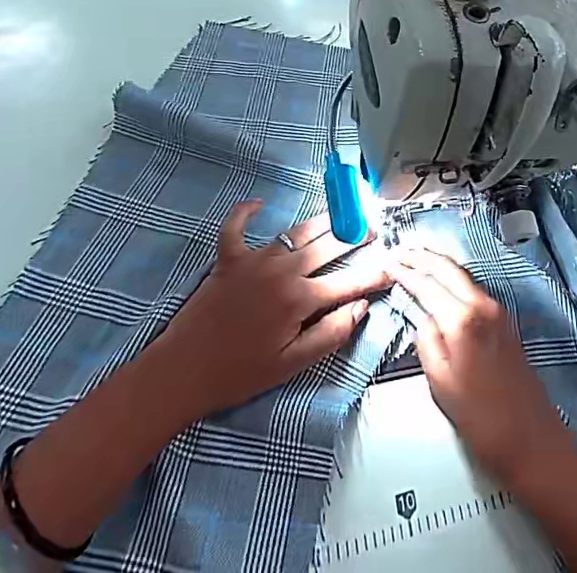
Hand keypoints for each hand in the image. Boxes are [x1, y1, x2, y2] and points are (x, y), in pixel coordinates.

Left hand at [138, 200, 390, 419]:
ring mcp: (252, 260)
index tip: (393, 265)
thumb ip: (330, 335)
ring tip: (340, 213)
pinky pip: (236, 227)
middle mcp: (280, 272)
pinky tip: (258, 203)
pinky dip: (245, 213)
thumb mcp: (291, 365)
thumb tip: (361, 309)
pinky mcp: (227, 259)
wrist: (183, 369)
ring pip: (293, 234)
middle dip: (352, 236)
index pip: (346, 284)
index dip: (373, 275)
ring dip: (319, 222)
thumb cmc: (240, 373)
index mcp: (299, 300)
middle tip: (371, 226)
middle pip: (325, 248)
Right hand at [389, 248, 569, 483]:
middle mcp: (482, 306)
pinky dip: (451, 277)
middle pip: (447, 267)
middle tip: (399, 253)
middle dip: (421, 257)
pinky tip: (440, 283)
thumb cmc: (482, 418)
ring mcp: (497, 311)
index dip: (404, 272)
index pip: (426, 283)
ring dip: (437, 264)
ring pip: (461, 274)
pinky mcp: (504, 321)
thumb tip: (424, 318)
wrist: (533, 440)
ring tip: (414, 261)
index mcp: (462, 319)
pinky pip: (472, 287)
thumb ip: (426, 340)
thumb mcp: (440, 380)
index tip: (387, 265)